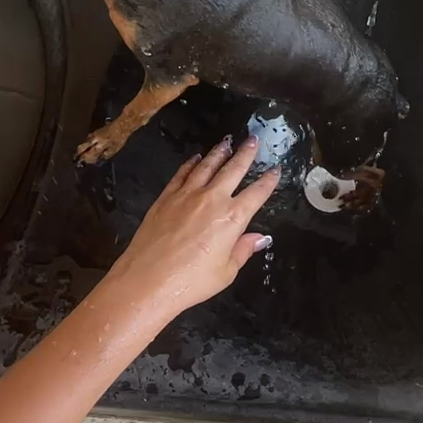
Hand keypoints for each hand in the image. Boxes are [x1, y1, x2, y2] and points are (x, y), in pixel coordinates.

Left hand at [97, 137, 279, 319]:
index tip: (275, 170)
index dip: (269, 180)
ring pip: (207, 166)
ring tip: (227, 142)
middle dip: (246, 153)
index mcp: (232, 218)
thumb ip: (243, 250)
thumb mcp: (226, 272)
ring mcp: (187, 196)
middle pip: (234, 169)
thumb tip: (259, 238)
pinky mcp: (166, 198)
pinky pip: (182, 174)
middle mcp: (212, 200)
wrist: (147, 281)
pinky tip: (195, 158)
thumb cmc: (191, 282)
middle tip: (253, 140)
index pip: (257, 193)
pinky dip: (191, 163)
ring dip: (219, 152)